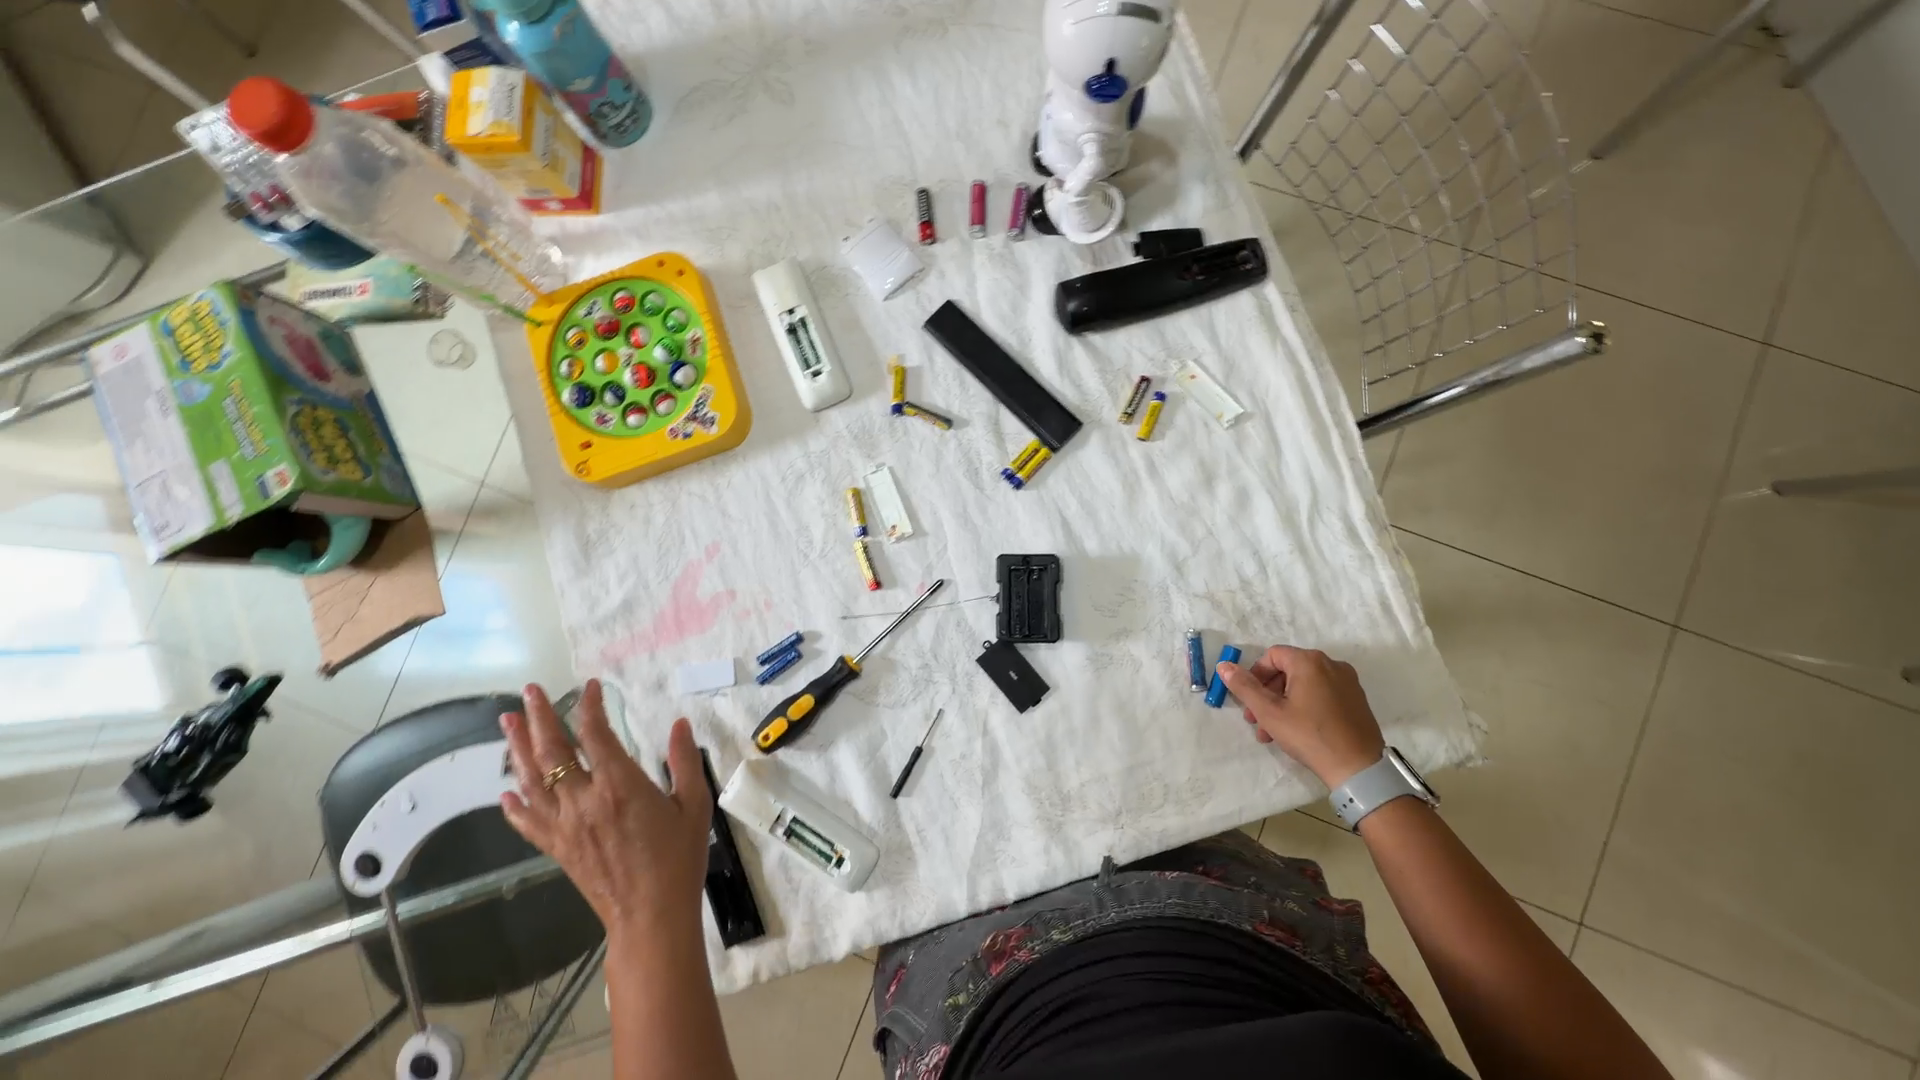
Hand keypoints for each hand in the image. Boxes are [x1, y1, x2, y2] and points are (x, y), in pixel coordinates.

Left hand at [498, 680, 709, 939]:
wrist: (650, 915)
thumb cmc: (679, 858)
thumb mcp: (695, 804)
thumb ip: (684, 761)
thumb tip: (678, 724)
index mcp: (620, 784)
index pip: (595, 733)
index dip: (589, 705)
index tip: (591, 688)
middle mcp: (584, 800)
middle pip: (552, 750)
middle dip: (539, 717)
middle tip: (530, 691)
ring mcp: (565, 825)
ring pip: (532, 779)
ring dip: (517, 748)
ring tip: (507, 722)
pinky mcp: (556, 848)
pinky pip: (527, 821)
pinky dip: (514, 803)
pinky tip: (505, 790)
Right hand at [1216, 646, 1385, 787]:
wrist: (1358, 767)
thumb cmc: (1309, 735)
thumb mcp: (1269, 712)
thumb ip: (1244, 686)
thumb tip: (1224, 666)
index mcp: (1310, 661)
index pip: (1272, 655)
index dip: (1255, 675)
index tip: (1249, 701)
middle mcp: (1332, 664)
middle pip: (1288, 670)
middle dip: (1267, 694)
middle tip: (1256, 720)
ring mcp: (1348, 682)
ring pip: (1304, 685)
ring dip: (1283, 704)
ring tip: (1272, 733)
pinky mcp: (1356, 699)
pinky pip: (1322, 694)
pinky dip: (1305, 706)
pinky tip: (1297, 731)